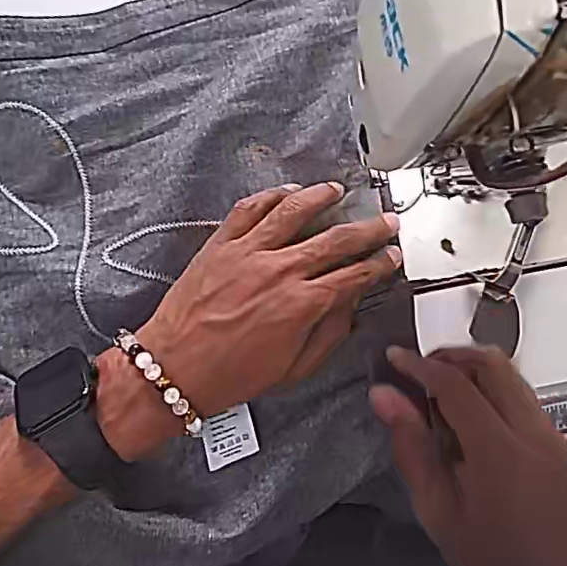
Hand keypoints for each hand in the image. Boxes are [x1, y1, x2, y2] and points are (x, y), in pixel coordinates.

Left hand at [96, 182, 400, 459]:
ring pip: (294, 211)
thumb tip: (350, 307)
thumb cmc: (230, 374)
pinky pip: (250, 210)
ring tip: (337, 191)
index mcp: (301, 305)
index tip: (390, 257)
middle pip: (336, 238)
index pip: (354, 274)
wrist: (176, 369)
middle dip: (368, 228)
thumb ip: (328, 334)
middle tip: (383, 222)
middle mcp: (278, 272)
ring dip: (321, 197)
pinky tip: (286, 193)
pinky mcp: (221, 245)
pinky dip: (271, 196)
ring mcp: (247, 253)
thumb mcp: (293, 368)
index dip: (379, 263)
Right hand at [371, 346, 566, 565]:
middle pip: (491, 364)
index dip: (420, 364)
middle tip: (418, 369)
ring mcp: (551, 434)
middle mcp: (532, 433)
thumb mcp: (434, 506)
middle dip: (451, 356)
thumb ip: (410, 443)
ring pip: (511, 374)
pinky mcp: (558, 441)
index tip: (394, 357)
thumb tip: (383, 395)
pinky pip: (522, 394)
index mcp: (498, 452)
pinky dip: (493, 386)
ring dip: (473, 368)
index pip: (456, 384)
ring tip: (438, 387)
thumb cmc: (485, 559)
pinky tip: (469, 409)